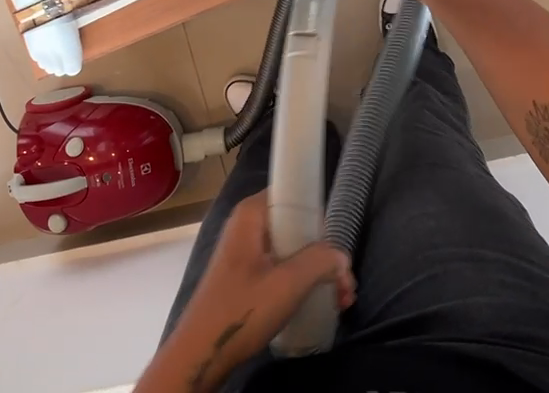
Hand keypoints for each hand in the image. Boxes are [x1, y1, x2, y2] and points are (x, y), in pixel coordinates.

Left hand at [138, 193, 353, 392]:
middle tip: (346, 283)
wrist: (202, 352)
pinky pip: (282, 268)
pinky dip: (303, 283)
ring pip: (293, 251)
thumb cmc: (242, 309)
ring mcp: (247, 252)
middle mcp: (248, 226)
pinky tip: (324, 304)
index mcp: (252, 214)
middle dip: (325, 255)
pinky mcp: (248, 276)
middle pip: (297, 226)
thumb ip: (319, 262)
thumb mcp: (287, 284)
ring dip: (319, 273)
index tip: (335, 247)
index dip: (319, 218)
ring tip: (342, 300)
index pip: (293, 195)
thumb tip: (342, 256)